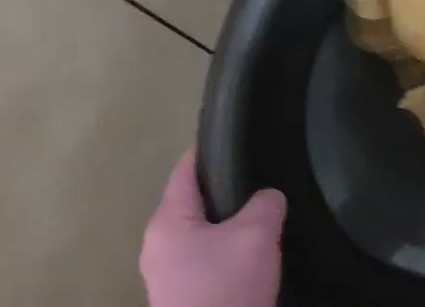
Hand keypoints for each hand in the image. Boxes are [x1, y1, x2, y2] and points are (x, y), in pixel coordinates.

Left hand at [140, 151, 285, 306]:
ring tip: (265, 213)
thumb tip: (267, 198)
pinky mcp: (181, 297)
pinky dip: (227, 249)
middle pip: (195, 200)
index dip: (215, 148)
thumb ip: (266, 202)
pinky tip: (253, 251)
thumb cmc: (225, 289)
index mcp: (167, 222)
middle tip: (264, 176)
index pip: (187, 167)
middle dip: (228, 187)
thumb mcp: (257, 234)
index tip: (245, 134)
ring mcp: (166, 275)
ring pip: (203, 231)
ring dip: (230, 223)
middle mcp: (157, 245)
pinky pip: (206, 257)